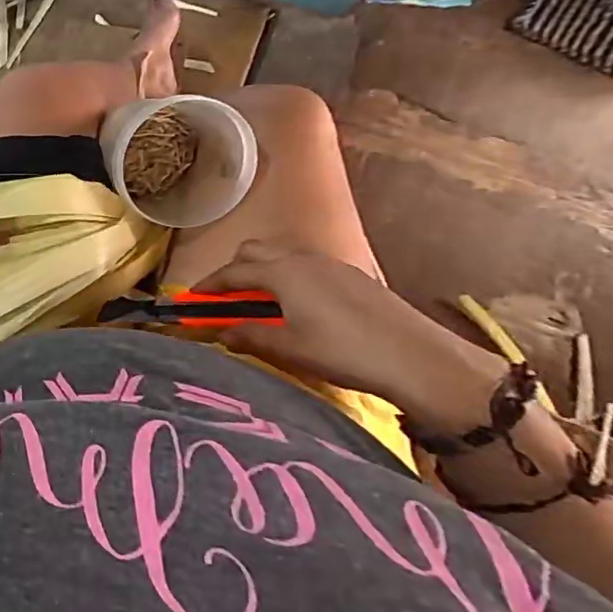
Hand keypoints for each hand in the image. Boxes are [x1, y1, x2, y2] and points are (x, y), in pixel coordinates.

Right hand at [192, 241, 508, 432]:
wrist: (419, 360)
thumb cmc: (343, 352)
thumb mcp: (289, 348)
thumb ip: (250, 336)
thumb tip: (222, 332)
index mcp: (282, 272)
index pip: (232, 271)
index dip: (209, 285)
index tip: (193, 298)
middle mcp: (303, 259)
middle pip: (255, 251)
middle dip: (234, 269)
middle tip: (225, 297)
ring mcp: (332, 264)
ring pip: (282, 255)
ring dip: (262, 271)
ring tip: (259, 301)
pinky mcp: (354, 276)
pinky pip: (307, 265)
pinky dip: (289, 276)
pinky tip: (297, 305)